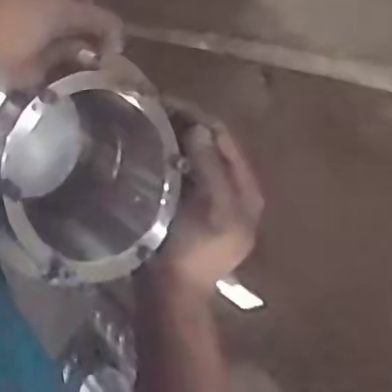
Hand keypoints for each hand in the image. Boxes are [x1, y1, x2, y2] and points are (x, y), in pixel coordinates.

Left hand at [0, 0, 124, 92]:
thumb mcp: (30, 70)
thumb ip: (61, 57)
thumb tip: (80, 51)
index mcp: (60, 5)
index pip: (104, 17)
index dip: (113, 38)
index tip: (106, 57)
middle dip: (85, 10)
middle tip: (76, 38)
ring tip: (46, 27)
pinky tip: (16, 16)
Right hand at [155, 120, 264, 291]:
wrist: (172, 290)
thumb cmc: (195, 249)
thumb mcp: (214, 210)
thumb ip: (213, 168)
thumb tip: (200, 128)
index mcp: (246, 191)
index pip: (224, 137)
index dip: (197, 116)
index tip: (163, 102)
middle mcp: (232, 189)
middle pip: (210, 142)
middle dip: (184, 122)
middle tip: (150, 108)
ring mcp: (208, 196)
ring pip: (193, 152)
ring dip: (173, 134)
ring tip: (144, 120)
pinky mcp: (187, 202)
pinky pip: (180, 166)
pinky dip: (167, 151)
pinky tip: (146, 145)